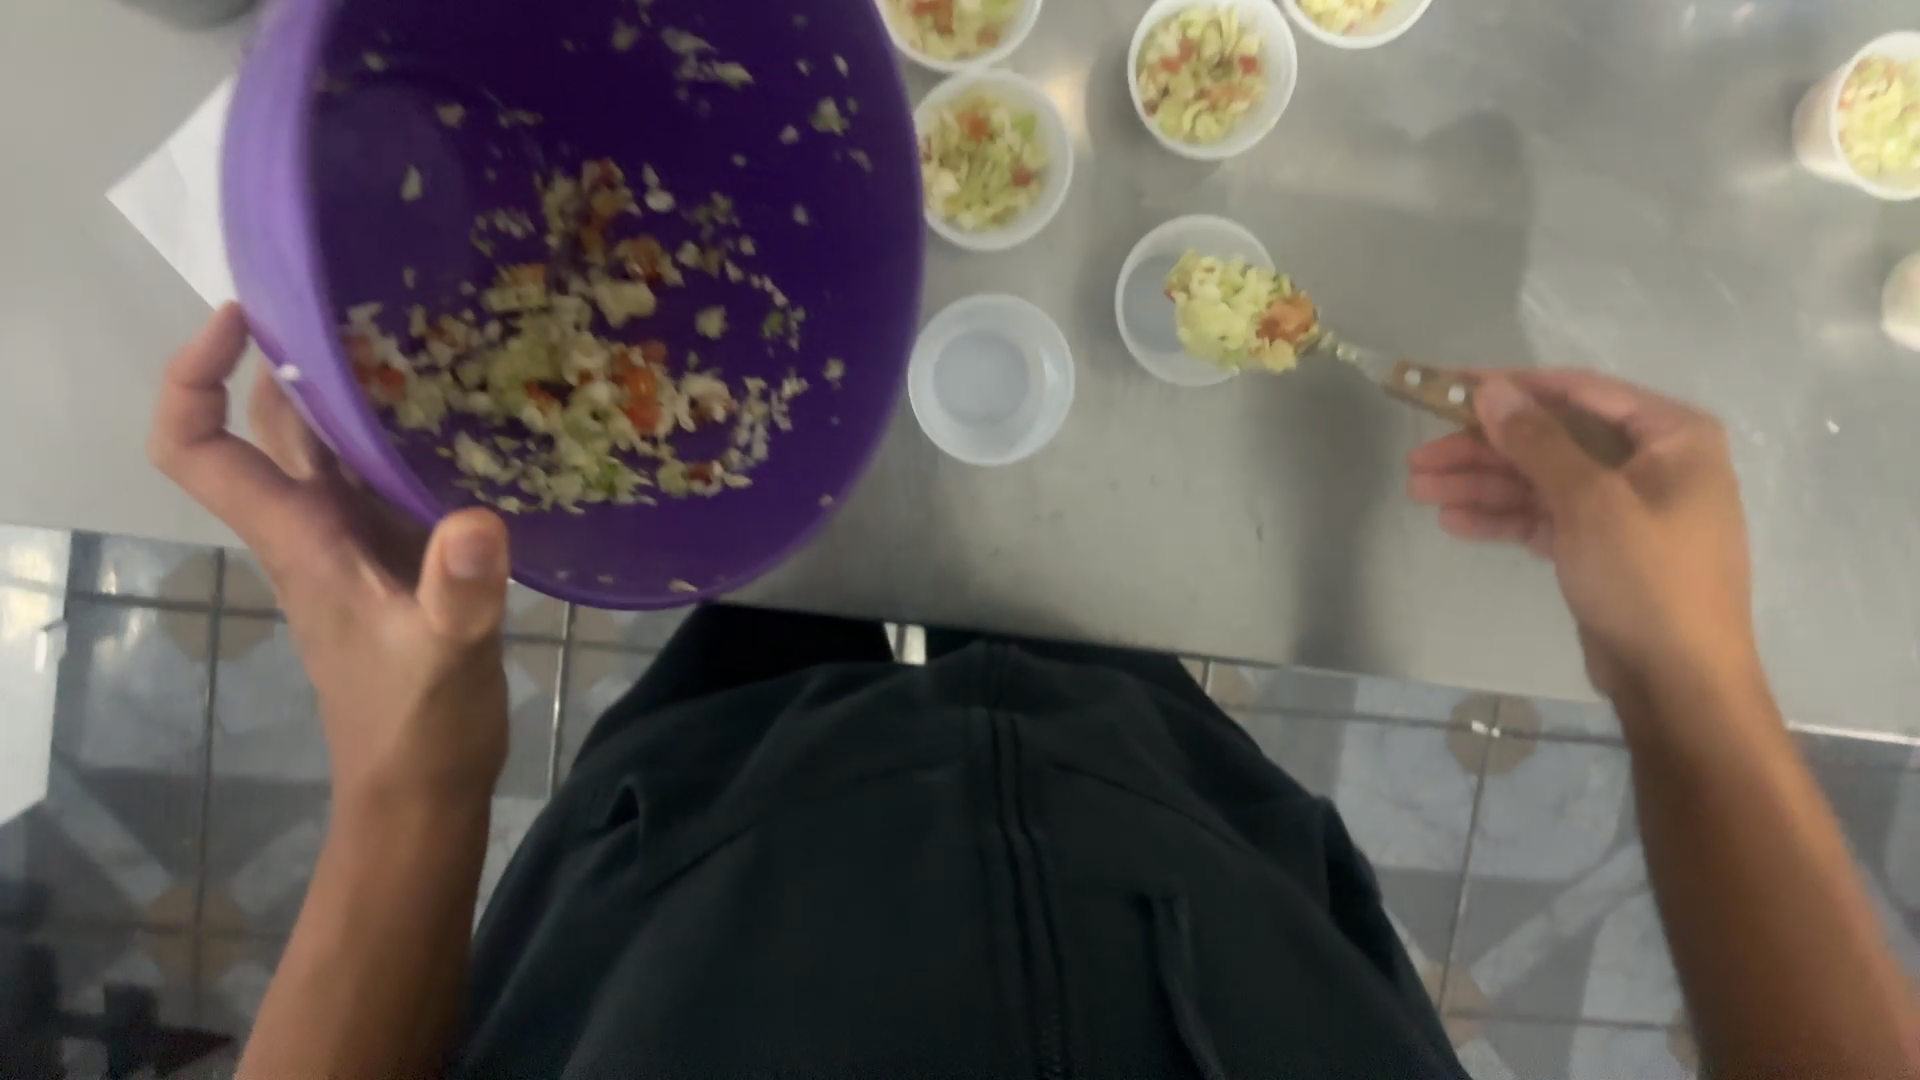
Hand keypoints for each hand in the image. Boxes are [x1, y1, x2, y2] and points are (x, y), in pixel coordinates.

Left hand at [149, 304, 512, 803]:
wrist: (423, 782)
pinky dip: (408, 449)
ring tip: (417, 352)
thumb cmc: (417, 724)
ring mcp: (363, 552)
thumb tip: (479, 517)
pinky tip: (464, 434)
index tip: (248, 318)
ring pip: (333, 458)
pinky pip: (391, 489)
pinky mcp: (407, 567)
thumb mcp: (444, 657)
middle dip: (288, 367)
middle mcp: (318, 535)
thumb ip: (457, 593)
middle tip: (359, 312)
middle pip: (269, 436)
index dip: (197, 378)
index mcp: (303, 544)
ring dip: (352, 403)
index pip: (201, 450)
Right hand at [1406, 369, 1756, 697]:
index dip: (1510, 388)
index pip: (1577, 392)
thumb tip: (1490, 389)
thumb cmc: (1645, 577)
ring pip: (1534, 479)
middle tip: (1417, 458)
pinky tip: (1452, 521)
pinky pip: (1537, 515)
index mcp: (1669, 437)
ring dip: (1476, 484)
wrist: (1674, 675)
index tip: (1448, 387)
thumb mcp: (1588, 501)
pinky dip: (1496, 517)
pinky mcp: (1594, 542)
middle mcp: (1645, 462)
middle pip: (1546, 440)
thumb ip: (1536, 440)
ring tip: (1417, 490)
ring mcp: (1618, 505)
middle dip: (1480, 449)